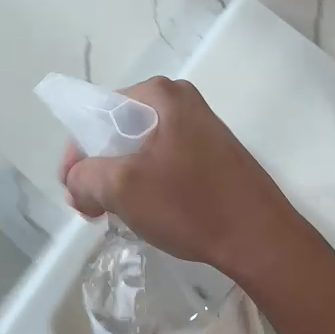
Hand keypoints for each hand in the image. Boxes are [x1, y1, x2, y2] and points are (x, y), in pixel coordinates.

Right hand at [60, 77, 306, 276]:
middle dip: (98, 166)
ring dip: (120, 177)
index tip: (72, 189)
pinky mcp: (213, 151)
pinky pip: (164, 158)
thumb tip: (77, 181)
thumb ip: (84, 177)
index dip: (78, 151)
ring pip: (141, 146)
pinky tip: (145, 210)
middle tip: (90, 206)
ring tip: (113, 213)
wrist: (262, 240)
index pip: (98, 112)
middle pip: (119, 128)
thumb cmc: (190, 204)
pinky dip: (146, 180)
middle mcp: (180, 99)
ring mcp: (200, 124)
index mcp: (160, 93)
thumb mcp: (123, 188)